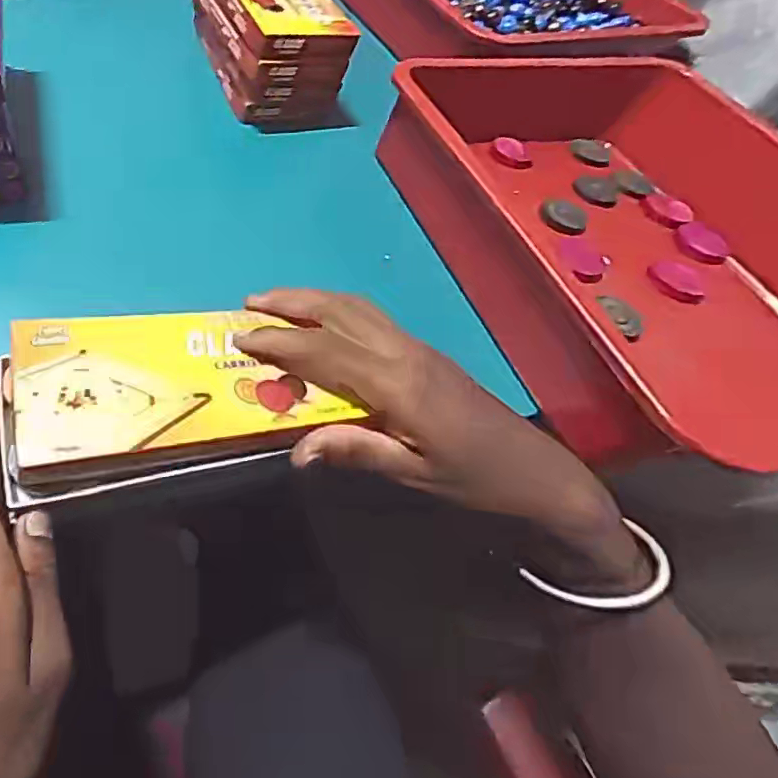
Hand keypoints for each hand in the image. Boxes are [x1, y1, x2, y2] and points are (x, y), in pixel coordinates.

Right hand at [235, 289, 648, 591]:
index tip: (241, 339)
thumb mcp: (413, 473)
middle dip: (290, 303)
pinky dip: (335, 307)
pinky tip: (321, 318)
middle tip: (249, 303)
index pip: (324, 351)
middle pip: (338, 312)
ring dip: (312, 298)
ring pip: (355, 307)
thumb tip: (297, 451)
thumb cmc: (474, 478)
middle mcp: (403, 352)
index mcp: (397, 383)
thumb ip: (356, 452)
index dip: (279, 342)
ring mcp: (415, 346)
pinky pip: (369, 316)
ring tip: (276, 302)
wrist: (536, 468)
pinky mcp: (422, 349)